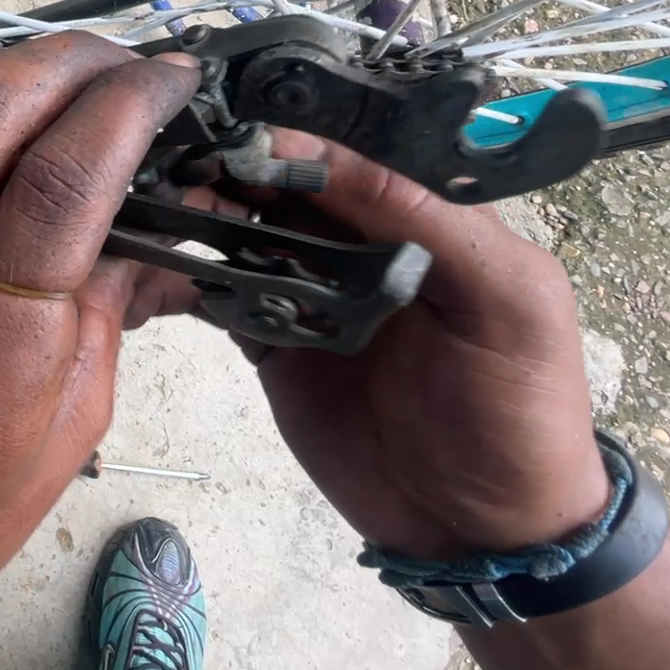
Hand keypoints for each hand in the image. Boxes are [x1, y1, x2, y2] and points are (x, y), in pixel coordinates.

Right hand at [169, 132, 608, 558]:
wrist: (473, 530)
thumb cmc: (512, 410)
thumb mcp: (502, 302)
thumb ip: (428, 220)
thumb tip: (324, 156)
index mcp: (418, 221)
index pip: (349, 160)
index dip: (294, 142)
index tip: (238, 139)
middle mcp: (354, 245)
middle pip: (283, 190)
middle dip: (232, 174)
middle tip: (179, 170)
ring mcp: (305, 291)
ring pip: (243, 235)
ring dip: (201, 218)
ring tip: (160, 210)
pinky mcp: (267, 337)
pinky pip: (220, 297)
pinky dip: (187, 280)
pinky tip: (157, 265)